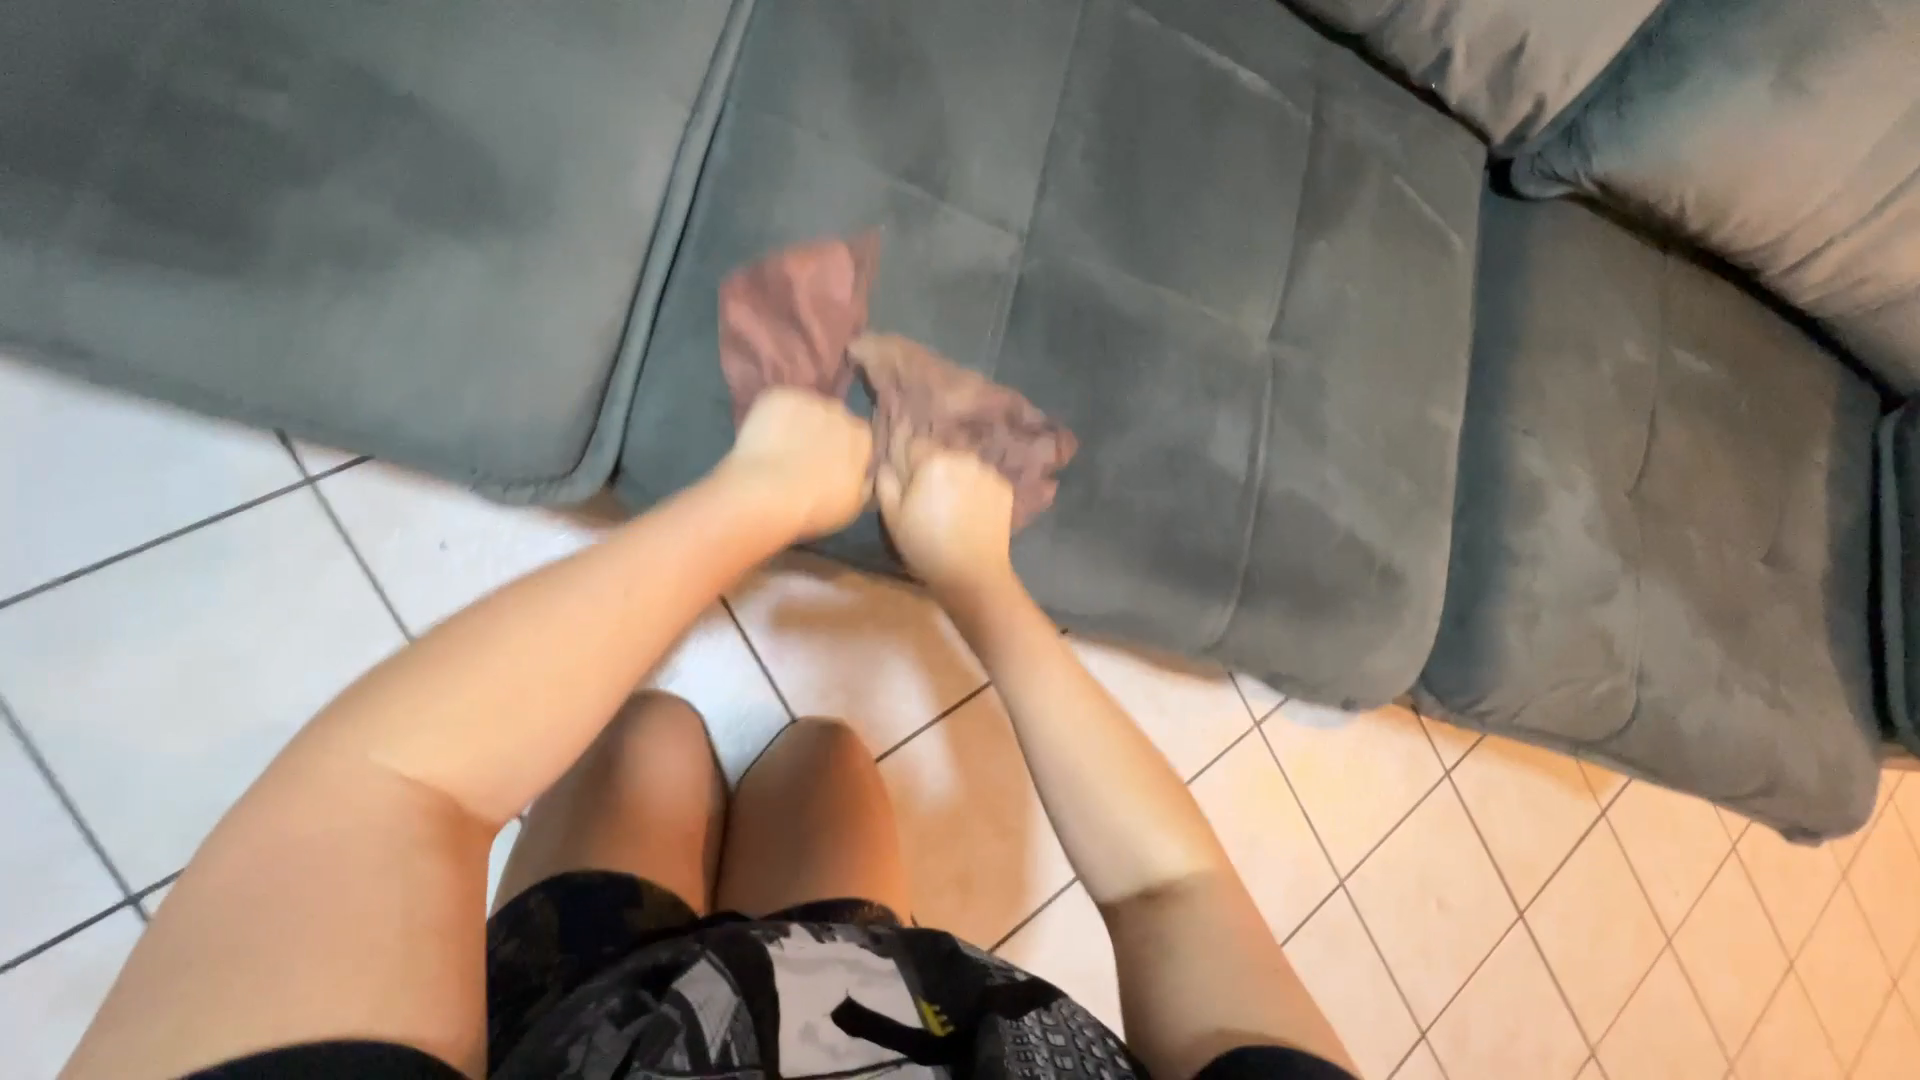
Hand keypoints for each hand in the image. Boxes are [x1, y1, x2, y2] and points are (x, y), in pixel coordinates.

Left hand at [720, 388, 872, 539]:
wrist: (768, 494)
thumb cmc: (816, 507)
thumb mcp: (853, 504)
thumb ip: (862, 482)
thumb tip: (861, 475)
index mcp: (862, 436)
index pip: (857, 437)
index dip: (841, 451)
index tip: (828, 466)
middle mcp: (840, 410)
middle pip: (832, 418)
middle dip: (821, 432)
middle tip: (802, 458)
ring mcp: (807, 399)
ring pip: (804, 409)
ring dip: (797, 422)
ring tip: (779, 448)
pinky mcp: (777, 395)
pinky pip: (778, 403)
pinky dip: (772, 416)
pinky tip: (763, 438)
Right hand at [875, 432, 1015, 596]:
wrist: (973, 574)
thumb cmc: (926, 546)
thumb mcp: (893, 517)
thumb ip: (886, 482)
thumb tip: (887, 464)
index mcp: (933, 460)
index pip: (913, 444)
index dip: (907, 464)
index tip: (907, 485)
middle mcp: (964, 457)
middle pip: (941, 454)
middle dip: (933, 469)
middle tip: (929, 500)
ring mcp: (988, 471)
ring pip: (964, 466)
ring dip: (956, 478)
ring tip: (953, 508)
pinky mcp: (1005, 487)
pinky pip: (983, 480)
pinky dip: (976, 490)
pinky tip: (972, 514)